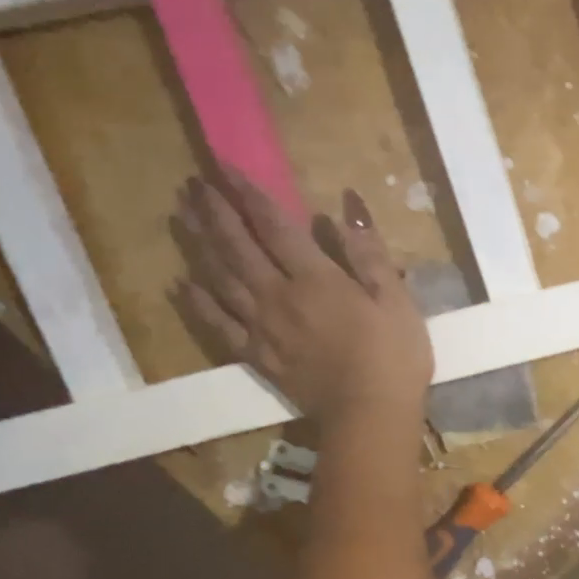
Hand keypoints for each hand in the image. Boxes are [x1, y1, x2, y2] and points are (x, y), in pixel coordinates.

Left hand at [172, 164, 432, 429]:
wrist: (370, 412)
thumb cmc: (395, 355)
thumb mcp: (398, 301)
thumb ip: (369, 254)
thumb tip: (348, 206)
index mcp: (316, 279)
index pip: (275, 226)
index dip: (249, 194)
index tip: (224, 166)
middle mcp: (278, 295)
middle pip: (238, 246)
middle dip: (215, 211)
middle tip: (192, 183)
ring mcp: (262, 326)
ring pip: (220, 277)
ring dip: (199, 244)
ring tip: (181, 217)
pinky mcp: (256, 354)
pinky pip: (217, 322)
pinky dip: (197, 301)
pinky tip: (181, 283)